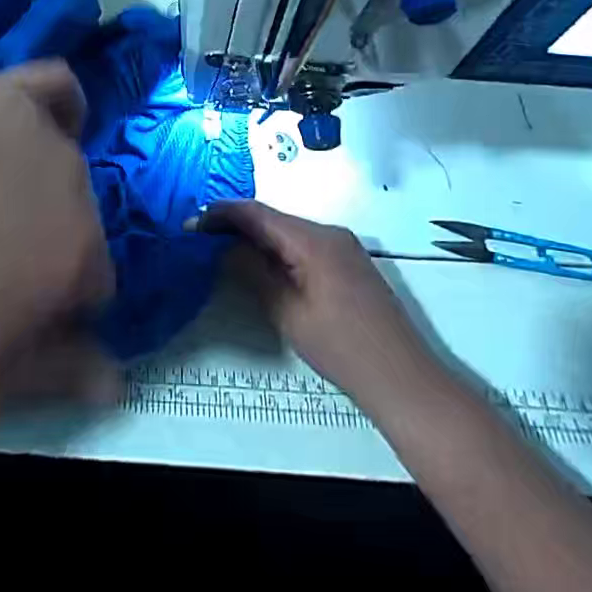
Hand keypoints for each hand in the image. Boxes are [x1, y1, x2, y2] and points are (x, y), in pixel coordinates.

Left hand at [0, 60, 119, 418]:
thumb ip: (60, 378)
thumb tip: (116, 381)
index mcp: (78, 257)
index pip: (95, 286)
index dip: (54, 309)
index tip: (9, 319)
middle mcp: (73, 183)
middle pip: (79, 222)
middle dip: (45, 251)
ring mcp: (31, 128)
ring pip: (65, 161)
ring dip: (40, 188)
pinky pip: (52, 86)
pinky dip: (58, 106)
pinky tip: (24, 128)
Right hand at [196, 200, 429, 392]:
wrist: (402, 378)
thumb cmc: (340, 347)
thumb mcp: (286, 311)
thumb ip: (252, 271)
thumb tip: (224, 246)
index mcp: (313, 240)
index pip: (256, 213)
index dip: (220, 214)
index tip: (189, 224)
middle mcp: (329, 233)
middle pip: (271, 217)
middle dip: (234, 223)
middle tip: (198, 236)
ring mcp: (342, 246)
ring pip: (286, 229)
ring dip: (254, 235)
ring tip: (219, 247)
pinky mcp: (347, 262)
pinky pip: (302, 243)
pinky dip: (275, 247)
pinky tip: (258, 261)